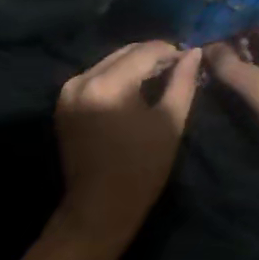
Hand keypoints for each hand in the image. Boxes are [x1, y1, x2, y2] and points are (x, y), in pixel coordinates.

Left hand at [52, 41, 202, 247]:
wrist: (100, 208)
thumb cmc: (142, 168)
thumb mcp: (170, 123)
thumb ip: (183, 82)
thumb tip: (194, 52)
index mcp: (107, 84)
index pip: (145, 52)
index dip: (171, 51)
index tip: (190, 57)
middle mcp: (82, 79)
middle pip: (125, 53)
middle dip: (153, 56)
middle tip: (179, 66)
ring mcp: (68, 91)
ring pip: (110, 62)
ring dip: (135, 65)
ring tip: (161, 77)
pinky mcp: (64, 102)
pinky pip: (97, 77)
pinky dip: (118, 78)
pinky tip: (137, 89)